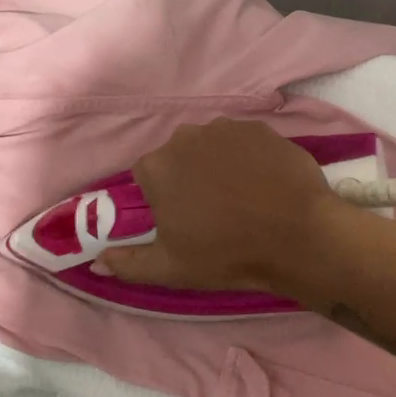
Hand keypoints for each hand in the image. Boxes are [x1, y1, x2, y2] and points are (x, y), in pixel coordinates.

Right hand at [97, 118, 345, 292]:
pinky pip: (245, 142)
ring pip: (212, 147)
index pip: (148, 177)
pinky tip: (265, 186)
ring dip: (219, 166)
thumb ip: (127, 263)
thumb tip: (97, 260)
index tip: (184, 222)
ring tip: (243, 199)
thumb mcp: (170, 268)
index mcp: (157, 166)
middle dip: (190, 178)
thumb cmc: (227, 254)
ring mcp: (227, 128)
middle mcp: (186, 136)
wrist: (298, 236)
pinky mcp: (262, 128)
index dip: (164, 200)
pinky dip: (250, 160)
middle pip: (179, 157)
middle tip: (215, 213)